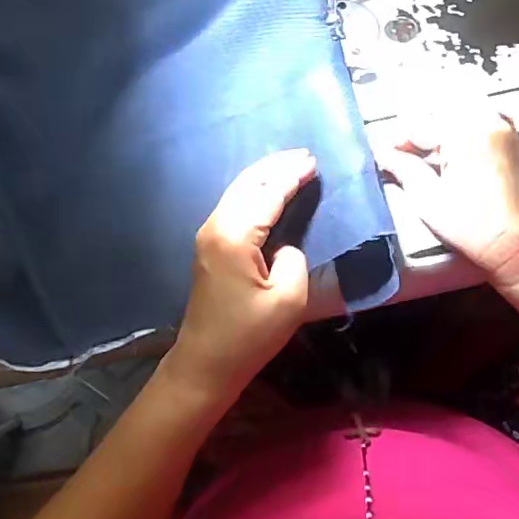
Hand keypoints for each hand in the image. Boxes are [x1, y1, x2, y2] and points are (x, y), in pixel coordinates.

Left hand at [161, 149, 317, 403]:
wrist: (206, 362)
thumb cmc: (248, 335)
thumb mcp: (288, 300)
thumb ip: (293, 260)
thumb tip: (284, 246)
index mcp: (234, 236)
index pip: (267, 195)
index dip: (291, 176)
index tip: (312, 162)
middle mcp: (215, 227)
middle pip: (247, 184)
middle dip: (275, 167)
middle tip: (303, 156)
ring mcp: (207, 236)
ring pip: (237, 192)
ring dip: (263, 176)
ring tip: (289, 165)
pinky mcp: (208, 247)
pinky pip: (233, 206)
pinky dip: (253, 192)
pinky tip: (266, 190)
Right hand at [373, 107, 518, 291]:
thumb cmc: (478, 227)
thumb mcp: (426, 197)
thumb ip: (401, 167)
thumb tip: (383, 155)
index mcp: (464, 130)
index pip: (418, 124)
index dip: (399, 143)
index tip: (391, 159)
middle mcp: (487, 121)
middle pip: (439, 114)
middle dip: (420, 135)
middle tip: (408, 159)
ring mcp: (504, 129)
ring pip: (458, 116)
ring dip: (440, 134)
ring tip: (431, 163)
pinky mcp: (513, 141)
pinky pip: (478, 125)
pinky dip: (461, 136)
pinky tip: (454, 161)